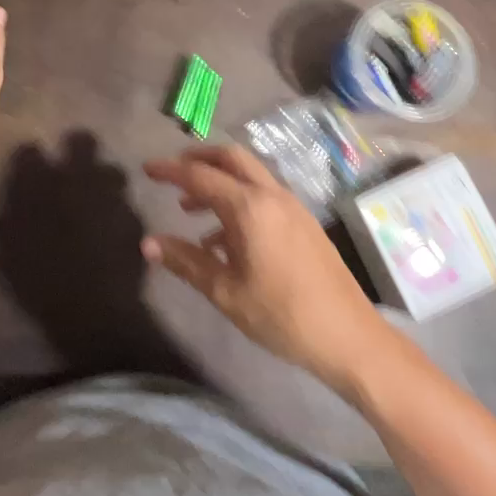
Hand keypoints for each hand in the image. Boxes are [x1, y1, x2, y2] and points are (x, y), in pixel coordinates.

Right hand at [142, 145, 391, 393]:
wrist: (348, 336)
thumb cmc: (281, 315)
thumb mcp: (225, 291)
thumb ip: (185, 261)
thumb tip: (148, 243)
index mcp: (249, 207)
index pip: (200, 176)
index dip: (170, 171)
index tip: (146, 169)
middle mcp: (272, 196)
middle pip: (231, 159)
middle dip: (198, 160)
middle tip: (172, 174)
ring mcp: (292, 208)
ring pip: (249, 176)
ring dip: (218, 182)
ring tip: (188, 209)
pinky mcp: (304, 223)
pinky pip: (263, 197)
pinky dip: (237, 201)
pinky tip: (222, 239)